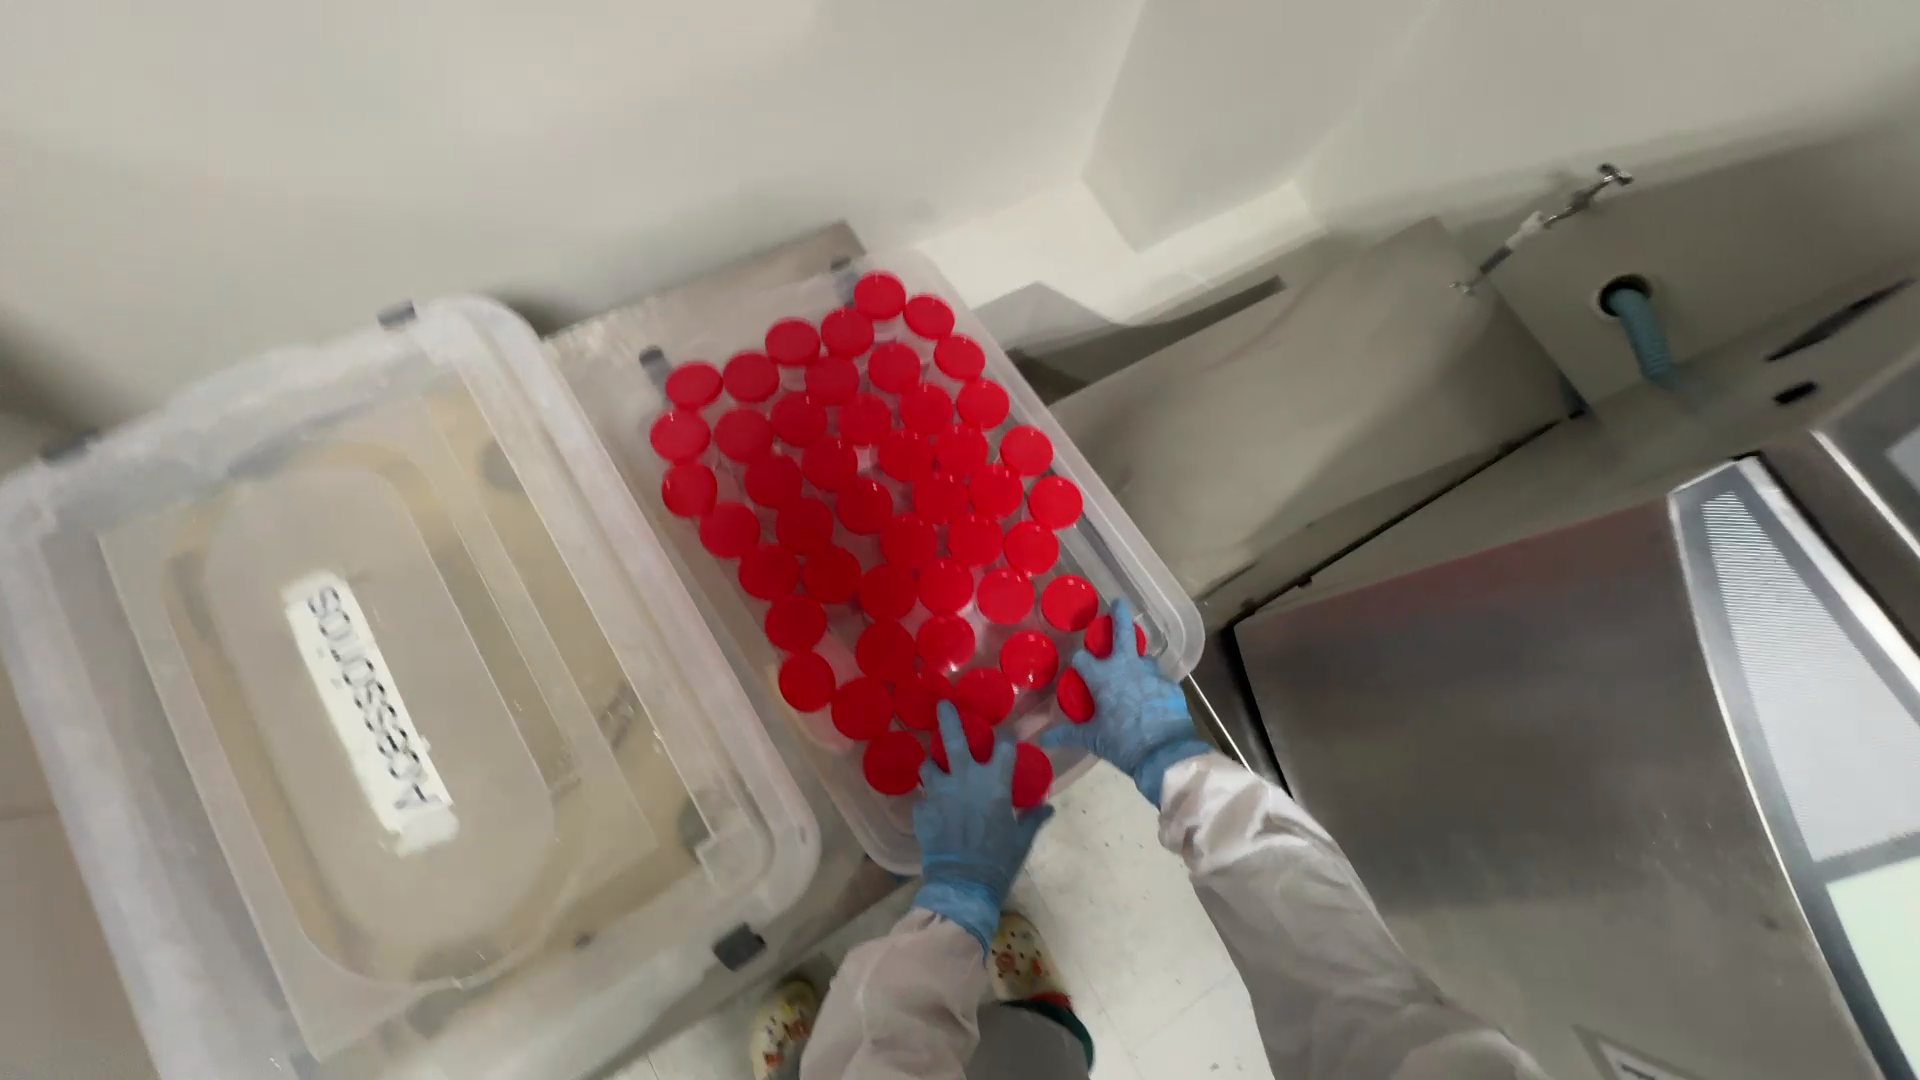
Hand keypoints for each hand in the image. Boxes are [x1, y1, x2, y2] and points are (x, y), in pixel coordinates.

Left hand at [912, 702, 1053, 951]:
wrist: (963, 884)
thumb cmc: (998, 860)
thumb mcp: (1021, 839)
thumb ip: (1033, 819)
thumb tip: (1048, 808)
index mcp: (994, 782)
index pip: (1004, 747)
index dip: (1007, 739)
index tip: (1007, 735)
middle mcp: (964, 779)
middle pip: (954, 738)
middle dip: (948, 718)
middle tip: (942, 703)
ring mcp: (939, 793)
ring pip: (928, 765)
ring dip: (932, 765)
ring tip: (932, 767)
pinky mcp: (922, 810)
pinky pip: (923, 799)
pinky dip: (928, 802)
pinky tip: (931, 810)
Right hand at [1040, 597, 1208, 804]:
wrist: (1165, 753)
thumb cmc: (1122, 742)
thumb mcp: (1092, 738)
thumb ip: (1068, 734)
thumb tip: (1042, 740)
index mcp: (1103, 676)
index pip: (1082, 658)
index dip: (1078, 660)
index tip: (1078, 663)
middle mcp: (1127, 667)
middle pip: (1123, 632)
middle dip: (1119, 616)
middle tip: (1118, 603)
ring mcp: (1152, 674)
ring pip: (1143, 659)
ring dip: (1137, 662)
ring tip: (1134, 674)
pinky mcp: (1170, 686)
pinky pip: (1158, 681)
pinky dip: (1152, 686)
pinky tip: (1152, 699)